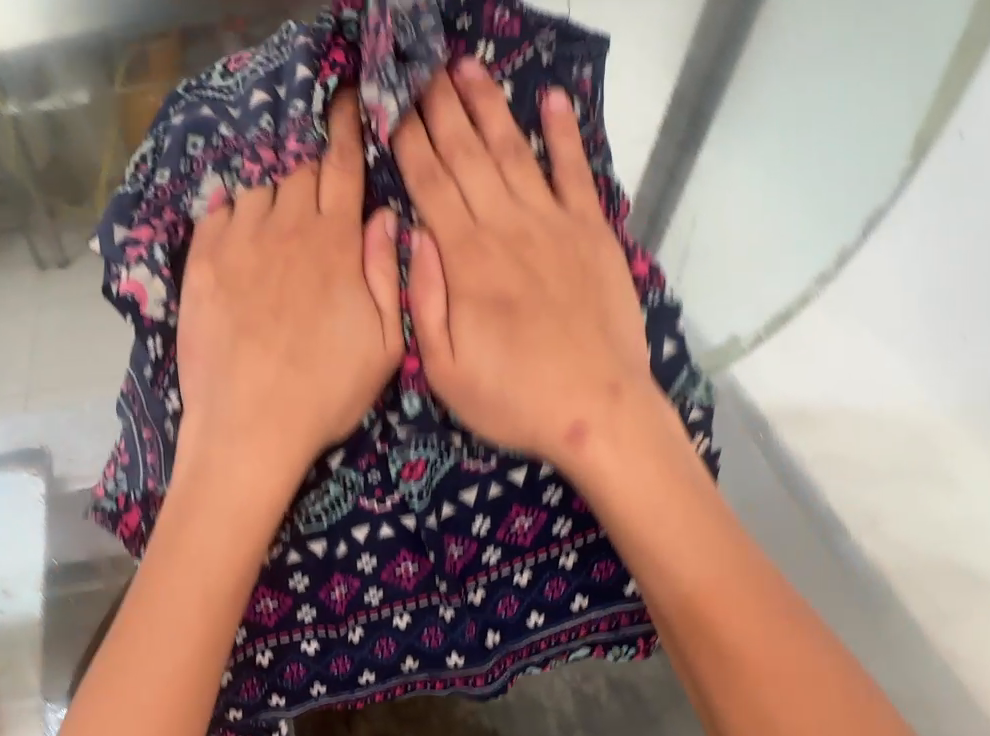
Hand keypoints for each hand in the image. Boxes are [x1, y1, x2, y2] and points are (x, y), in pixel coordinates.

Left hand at [174, 91, 402, 500]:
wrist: (249, 427)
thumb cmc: (326, 394)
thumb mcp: (386, 345)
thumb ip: (387, 274)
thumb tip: (385, 218)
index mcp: (337, 242)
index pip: (343, 164)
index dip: (346, 128)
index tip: (344, 102)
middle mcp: (287, 228)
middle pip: (300, 173)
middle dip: (311, 175)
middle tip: (314, 201)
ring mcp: (239, 242)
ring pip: (259, 189)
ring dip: (272, 197)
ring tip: (276, 229)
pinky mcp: (201, 264)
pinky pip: (216, 212)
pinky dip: (230, 211)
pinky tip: (237, 230)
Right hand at [392, 59, 678, 472]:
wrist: (598, 411)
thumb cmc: (511, 400)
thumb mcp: (443, 369)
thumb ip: (422, 300)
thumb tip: (411, 235)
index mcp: (466, 262)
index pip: (429, 185)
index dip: (408, 143)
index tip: (392, 108)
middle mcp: (507, 229)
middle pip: (468, 156)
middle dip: (441, 111)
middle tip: (421, 72)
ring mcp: (555, 226)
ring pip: (515, 151)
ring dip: (490, 108)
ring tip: (466, 70)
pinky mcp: (593, 233)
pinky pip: (576, 171)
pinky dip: (564, 134)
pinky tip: (551, 101)